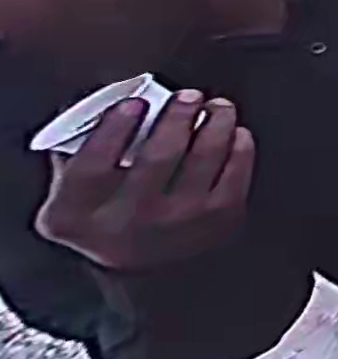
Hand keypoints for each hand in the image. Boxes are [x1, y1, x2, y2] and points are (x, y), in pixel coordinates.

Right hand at [34, 90, 253, 270]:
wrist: (160, 264)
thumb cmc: (116, 220)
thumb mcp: (79, 204)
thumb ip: (78, 163)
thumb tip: (94, 109)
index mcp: (78, 216)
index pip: (91, 166)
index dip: (113, 129)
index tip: (135, 102)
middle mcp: (129, 218)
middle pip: (159, 154)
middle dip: (178, 116)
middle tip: (189, 94)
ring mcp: (181, 215)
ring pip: (206, 153)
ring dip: (217, 120)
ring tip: (218, 105)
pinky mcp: (223, 211)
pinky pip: (237, 164)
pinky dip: (239, 140)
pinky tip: (235, 129)